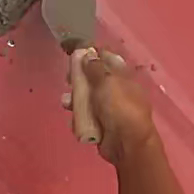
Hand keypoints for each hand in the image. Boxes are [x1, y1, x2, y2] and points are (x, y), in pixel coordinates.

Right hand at [70, 48, 156, 162]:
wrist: (127, 144)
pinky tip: (72, 116)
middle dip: (78, 76)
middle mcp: (116, 90)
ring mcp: (108, 108)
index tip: (72, 49)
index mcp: (123, 76)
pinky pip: (85, 115)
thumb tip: (88, 54)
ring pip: (87, 97)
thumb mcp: (108, 82)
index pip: (105, 57)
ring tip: (66, 102)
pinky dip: (78, 114)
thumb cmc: (120, 108)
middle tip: (67, 78)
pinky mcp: (100, 123)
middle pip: (93, 77)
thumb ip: (95, 68)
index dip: (90, 52)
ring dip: (75, 97)